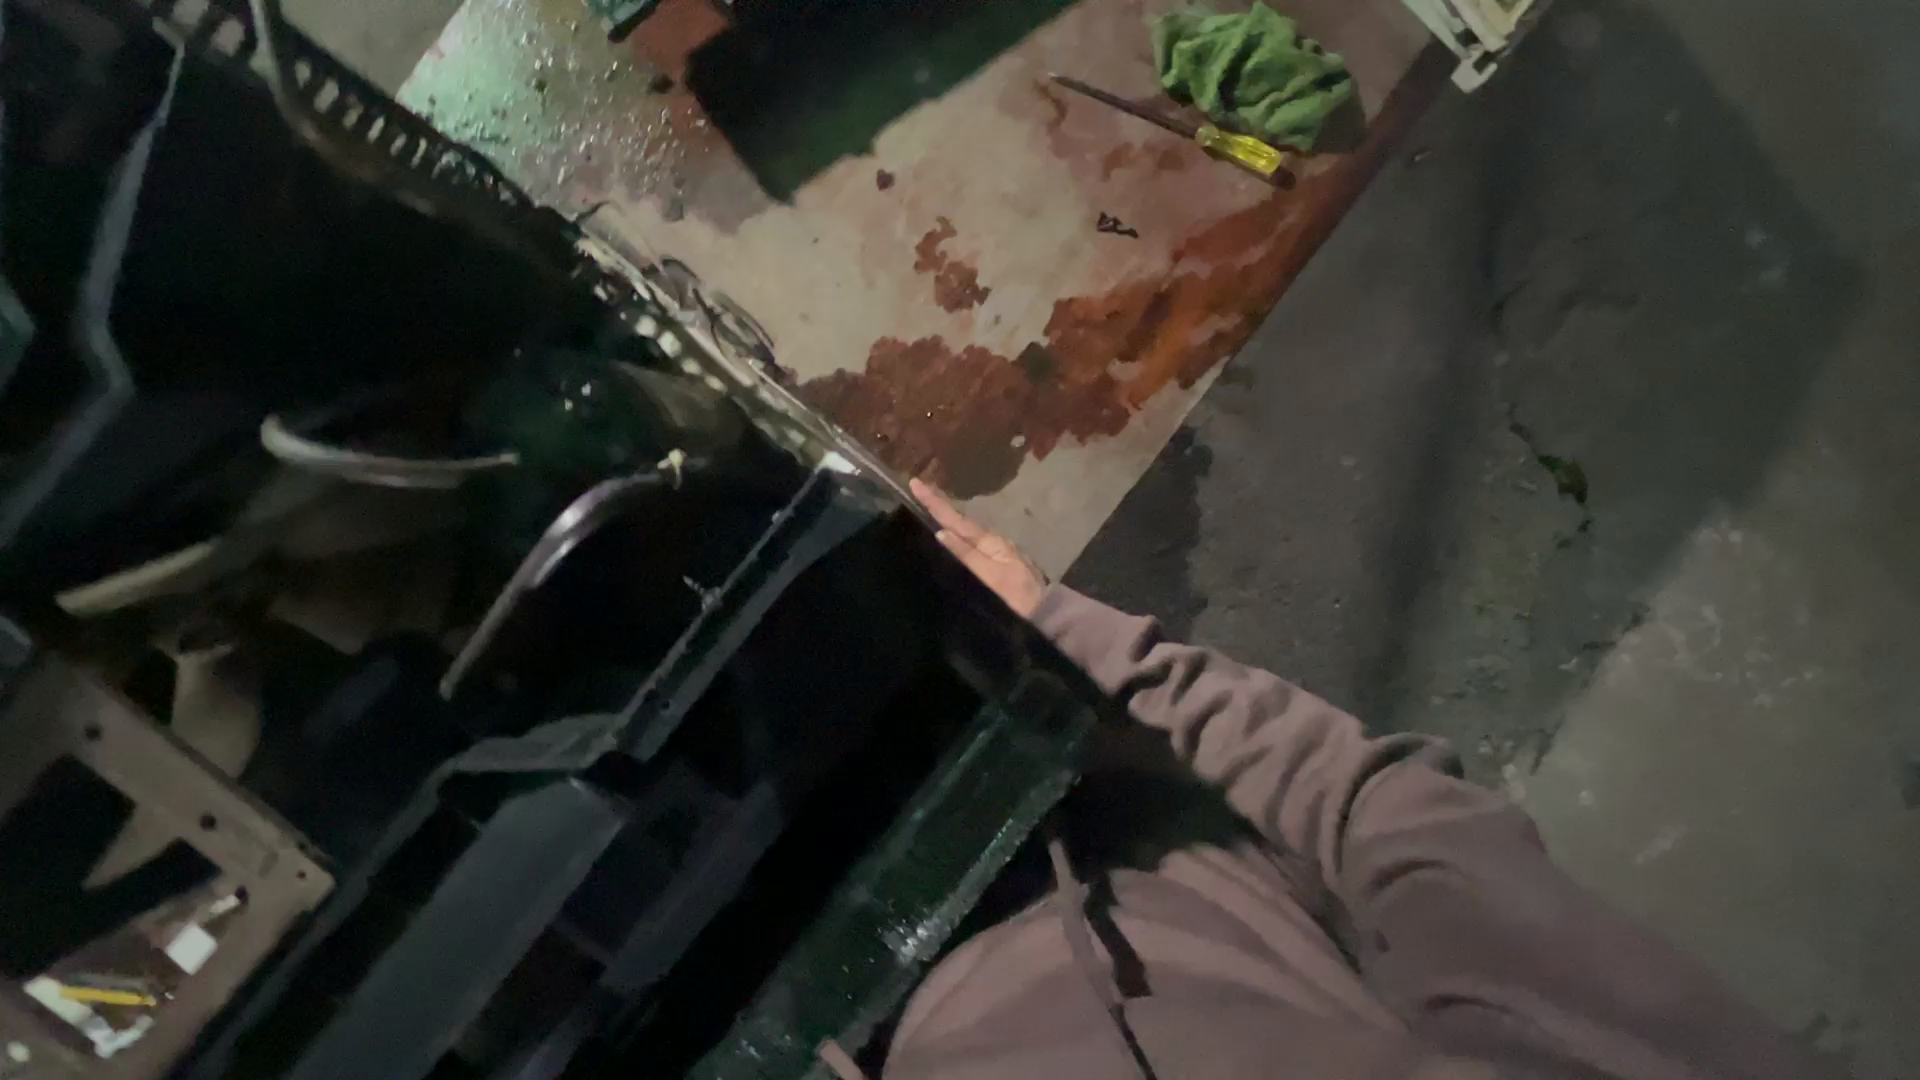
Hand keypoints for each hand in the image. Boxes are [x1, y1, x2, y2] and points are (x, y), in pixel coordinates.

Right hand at [911, 478, 1048, 617]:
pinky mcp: (996, 563)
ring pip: (965, 530)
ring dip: (946, 516)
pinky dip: (956, 532)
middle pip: (960, 521)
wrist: (1045, 611)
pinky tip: (949, 532)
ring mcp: (995, 551)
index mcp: (988, 542)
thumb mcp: (991, 575)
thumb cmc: (1018, 595)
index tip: (916, 483)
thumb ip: (967, 555)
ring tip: (927, 503)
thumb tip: (941, 532)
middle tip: (917, 486)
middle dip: (938, 504)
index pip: (956, 520)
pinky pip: (970, 542)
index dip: (935, 503)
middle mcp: (991, 542)